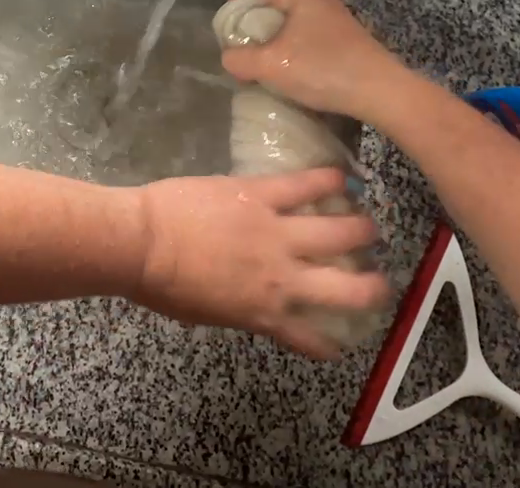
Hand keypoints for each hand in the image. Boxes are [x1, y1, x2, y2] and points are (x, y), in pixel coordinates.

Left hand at [129, 167, 388, 358]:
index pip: (311, 338)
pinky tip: (342, 176)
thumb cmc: (162, 285)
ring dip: (360, 230)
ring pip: (339, 231)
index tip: (340, 339)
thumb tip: (246, 302)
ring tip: (369, 226)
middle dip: (371, 286)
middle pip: (348, 287)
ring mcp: (276, 233)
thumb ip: (237, 310)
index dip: (330, 342)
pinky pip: (304, 184)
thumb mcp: (206, 314)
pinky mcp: (260, 194)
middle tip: (377, 277)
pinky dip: (327, 179)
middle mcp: (283, 278)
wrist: (142, 242)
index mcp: (265, 314)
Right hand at [219, 0, 408, 120]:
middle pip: (267, 5)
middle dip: (250, 27)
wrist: (380, 91)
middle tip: (238, 53)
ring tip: (259, 65)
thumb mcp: (270, 66)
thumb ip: (239, 59)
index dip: (230, 11)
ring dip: (270, 41)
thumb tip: (229, 58)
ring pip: (286, 22)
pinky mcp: (341, 34)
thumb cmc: (322, 68)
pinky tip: (287, 71)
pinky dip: (290, 48)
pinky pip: (302, 35)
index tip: (221, 36)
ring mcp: (330, 13)